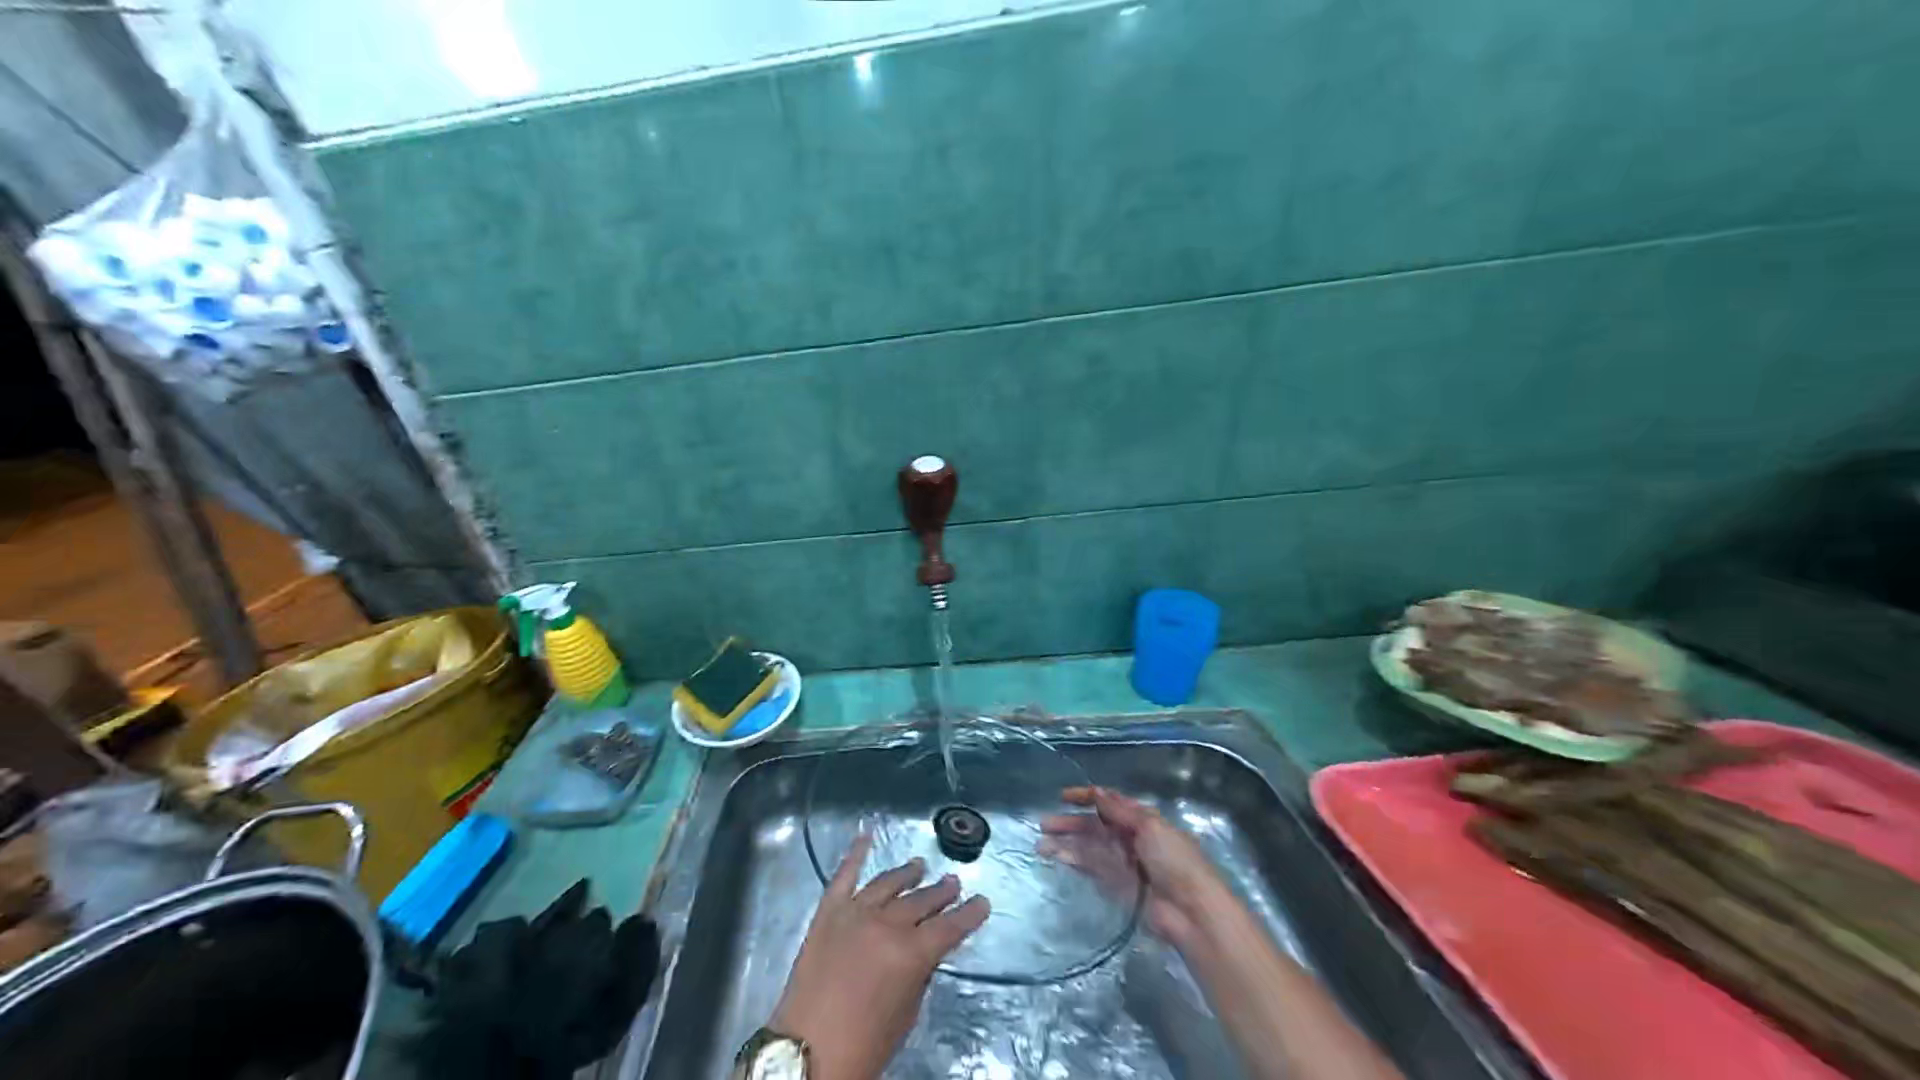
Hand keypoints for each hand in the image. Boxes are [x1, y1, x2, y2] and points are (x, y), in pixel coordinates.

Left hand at [770, 834, 989, 1079]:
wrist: (805, 1054)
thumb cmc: (863, 1046)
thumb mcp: (906, 1015)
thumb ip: (919, 974)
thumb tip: (925, 951)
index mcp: (911, 953)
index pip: (949, 926)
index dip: (969, 914)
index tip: (983, 902)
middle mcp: (886, 924)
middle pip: (921, 901)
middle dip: (941, 892)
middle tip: (954, 882)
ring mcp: (854, 913)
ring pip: (888, 883)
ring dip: (907, 874)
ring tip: (920, 866)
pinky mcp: (828, 912)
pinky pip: (844, 876)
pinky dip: (855, 854)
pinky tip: (865, 835)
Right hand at [1040, 786, 1233, 948]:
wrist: (1191, 912)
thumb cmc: (1174, 862)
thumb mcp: (1149, 827)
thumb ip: (1119, 811)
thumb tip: (1096, 792)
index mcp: (1143, 820)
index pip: (1110, 803)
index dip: (1087, 797)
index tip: (1063, 796)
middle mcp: (1131, 838)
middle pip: (1096, 826)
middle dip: (1071, 823)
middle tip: (1043, 823)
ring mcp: (1124, 863)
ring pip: (1090, 847)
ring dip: (1067, 843)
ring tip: (1040, 844)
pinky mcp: (1118, 886)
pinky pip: (1092, 868)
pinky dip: (1075, 861)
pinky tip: (1057, 857)